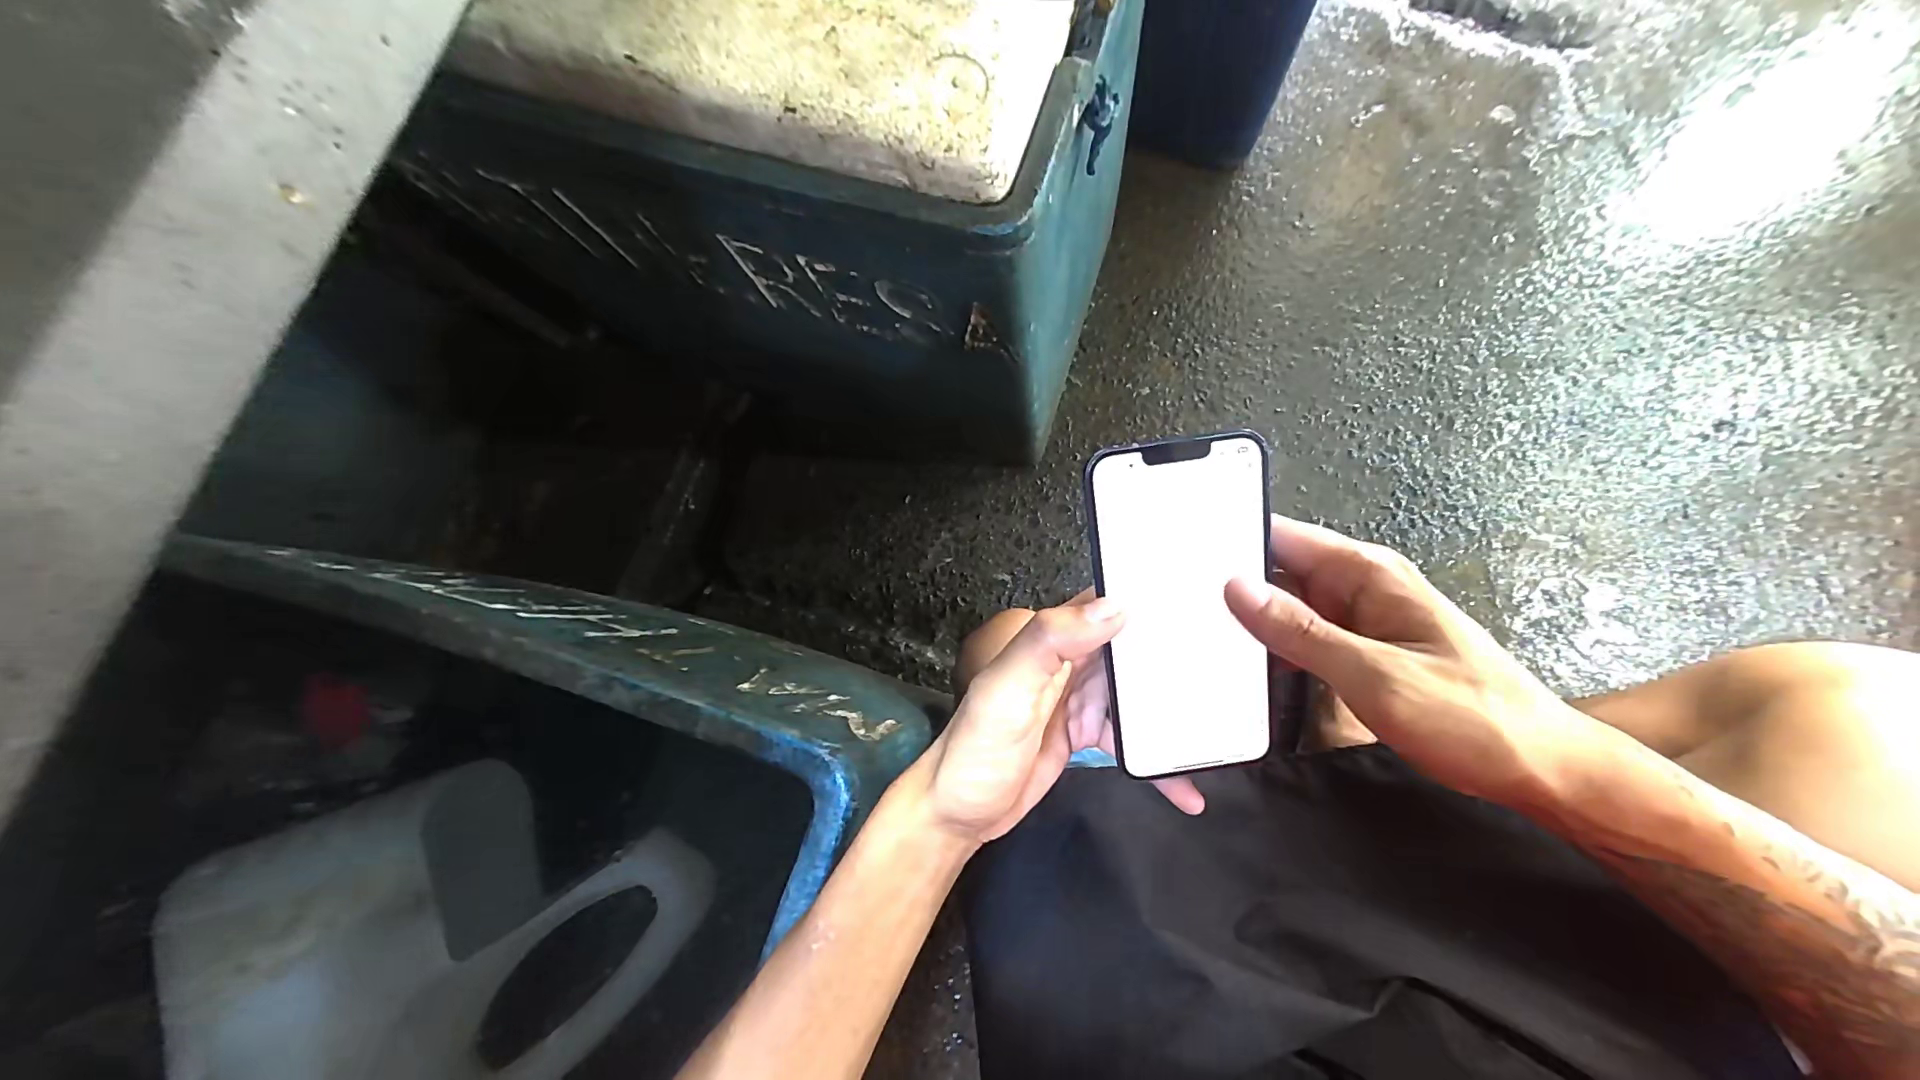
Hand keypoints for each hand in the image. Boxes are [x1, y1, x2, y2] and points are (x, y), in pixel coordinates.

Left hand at [909, 592, 1199, 845]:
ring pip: (1137, 695)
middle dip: (1174, 656)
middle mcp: (1068, 662)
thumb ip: (1050, 642)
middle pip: (1131, 649)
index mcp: (1050, 640)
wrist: (958, 812)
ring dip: (1172, 711)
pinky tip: (1187, 789)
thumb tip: (1115, 606)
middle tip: (1231, 667)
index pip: (1104, 604)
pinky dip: (1155, 762)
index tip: (1201, 600)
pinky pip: (1129, 739)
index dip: (1147, 597)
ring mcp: (1078, 700)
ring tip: (1221, 729)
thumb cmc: (977, 748)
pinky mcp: (1084, 735)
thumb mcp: (1007, 689)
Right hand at [1223, 516, 1605, 806]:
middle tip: (1181, 602)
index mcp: (1367, 574)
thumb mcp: (1374, 673)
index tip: (1187, 555)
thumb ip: (1299, 631)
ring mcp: (1355, 619)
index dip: (1234, 539)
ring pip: (1284, 606)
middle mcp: (1358, 588)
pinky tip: (1243, 663)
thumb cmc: (1471, 717)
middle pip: (1278, 570)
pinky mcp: (1355, 649)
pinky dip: (1272, 648)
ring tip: (1201, 632)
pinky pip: (1299, 636)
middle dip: (1233, 584)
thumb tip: (1239, 590)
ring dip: (1250, 620)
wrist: (1537, 769)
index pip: (1284, 537)